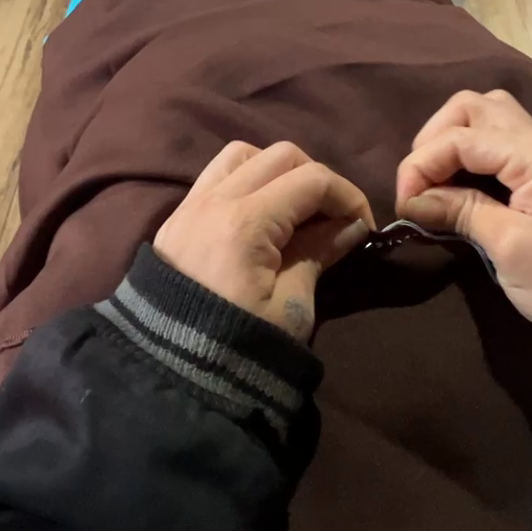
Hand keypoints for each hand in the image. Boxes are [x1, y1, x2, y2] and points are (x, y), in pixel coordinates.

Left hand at [155, 141, 376, 341]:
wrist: (167, 375)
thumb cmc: (236, 347)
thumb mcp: (291, 308)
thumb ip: (319, 253)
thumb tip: (349, 226)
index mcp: (246, 221)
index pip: (312, 179)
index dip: (348, 196)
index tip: (364, 226)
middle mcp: (216, 199)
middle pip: (280, 155)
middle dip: (317, 178)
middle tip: (333, 217)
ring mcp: (191, 204)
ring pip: (242, 154)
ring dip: (277, 170)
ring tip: (295, 208)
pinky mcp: (177, 217)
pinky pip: (216, 175)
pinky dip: (246, 179)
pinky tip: (260, 214)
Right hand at [395, 90, 531, 372]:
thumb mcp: (508, 249)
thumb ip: (459, 211)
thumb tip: (411, 200)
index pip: (463, 137)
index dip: (422, 164)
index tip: (404, 204)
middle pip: (476, 107)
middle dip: (436, 138)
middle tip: (419, 182)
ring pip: (492, 116)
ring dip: (455, 138)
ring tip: (437, 177)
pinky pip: (505, 140)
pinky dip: (475, 151)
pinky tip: (462, 181)